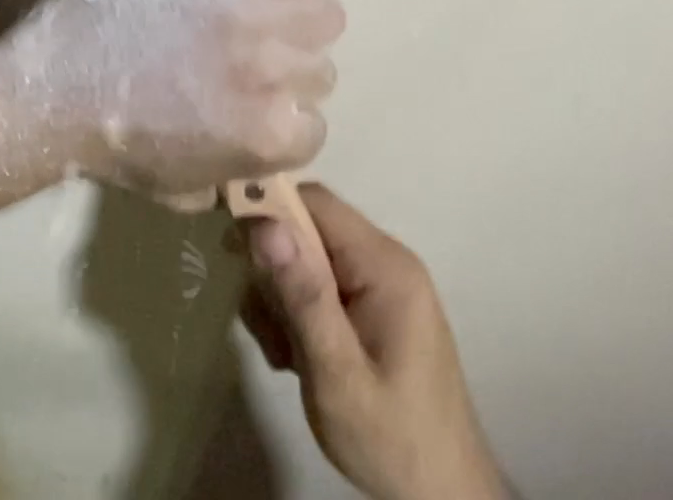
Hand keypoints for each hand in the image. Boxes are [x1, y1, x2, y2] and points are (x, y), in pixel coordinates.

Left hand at [0, 0, 343, 199]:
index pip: (314, 127)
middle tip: (240, 61)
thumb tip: (249, 164)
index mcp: (269, 136)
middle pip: (320, 68)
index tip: (246, 106)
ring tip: (245, 20)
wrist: (51, 88)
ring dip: (290, 21)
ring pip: (321, 14)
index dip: (278, 118)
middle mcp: (274, 74)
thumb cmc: (108, 145)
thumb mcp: (179, 190)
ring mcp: (251, 16)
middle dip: (284, 71)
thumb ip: (229, 176)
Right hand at [242, 186, 507, 499]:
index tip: (231, 250)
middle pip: (303, 231)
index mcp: (385, 266)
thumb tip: (264, 224)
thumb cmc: (391, 437)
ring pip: (301, 261)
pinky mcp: (369, 308)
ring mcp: (378, 286)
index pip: (314, 202)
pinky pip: (314, 288)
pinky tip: (296, 358)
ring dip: (278, 301)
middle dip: (272, 273)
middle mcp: (384, 262)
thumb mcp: (337, 372)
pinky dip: (293, 316)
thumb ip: (303, 296)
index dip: (266, 212)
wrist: (442, 493)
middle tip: (270, 328)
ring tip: (286, 354)